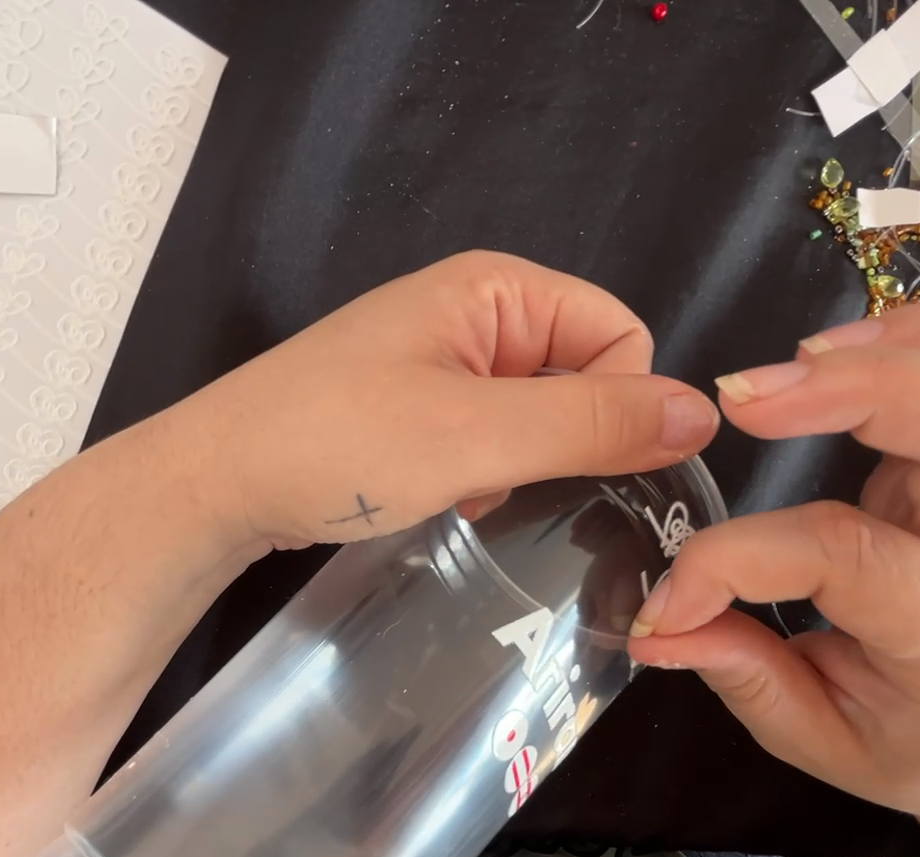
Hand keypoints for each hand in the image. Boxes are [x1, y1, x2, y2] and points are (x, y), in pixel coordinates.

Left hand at [171, 251, 720, 550]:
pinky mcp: (417, 412)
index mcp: (497, 291)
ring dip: (524, 466)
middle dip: (567, 441)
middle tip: (515, 486)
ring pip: (536, 417)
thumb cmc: (340, 444)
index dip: (620, 404)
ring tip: (472, 497)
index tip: (584, 467)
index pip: (619, 336)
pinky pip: (491, 440)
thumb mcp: (475, 434)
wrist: (217, 484)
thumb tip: (702, 414)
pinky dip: (487, 475)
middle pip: (580, 376)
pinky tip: (450, 501)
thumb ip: (591, 423)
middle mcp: (474, 317)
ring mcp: (441, 366)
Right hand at [627, 305, 919, 828]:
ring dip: (905, 345)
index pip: (850, 560)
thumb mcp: (810, 737)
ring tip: (800, 357)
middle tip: (740, 398)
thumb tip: (651, 624)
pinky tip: (843, 350)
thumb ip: (738, 673)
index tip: (663, 598)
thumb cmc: (900, 745)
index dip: (736, 559)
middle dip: (857, 390)